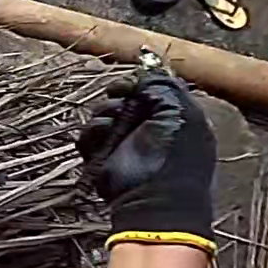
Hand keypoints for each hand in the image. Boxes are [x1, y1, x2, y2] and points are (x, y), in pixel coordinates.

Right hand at [77, 74, 216, 253]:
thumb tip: (147, 69)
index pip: (145, 89)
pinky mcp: (100, 156)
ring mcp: (121, 142)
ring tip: (110, 124)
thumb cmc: (175, 156)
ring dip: (103, 114)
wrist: (154, 198)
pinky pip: (86, 136)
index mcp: (168, 115)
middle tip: (117, 100)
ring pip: (100, 114)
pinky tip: (100, 136)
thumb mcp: (180, 114)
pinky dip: (90, 133)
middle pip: (119, 98)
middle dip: (115, 97)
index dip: (134, 83)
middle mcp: (143, 126)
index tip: (127, 85)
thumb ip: (164, 87)